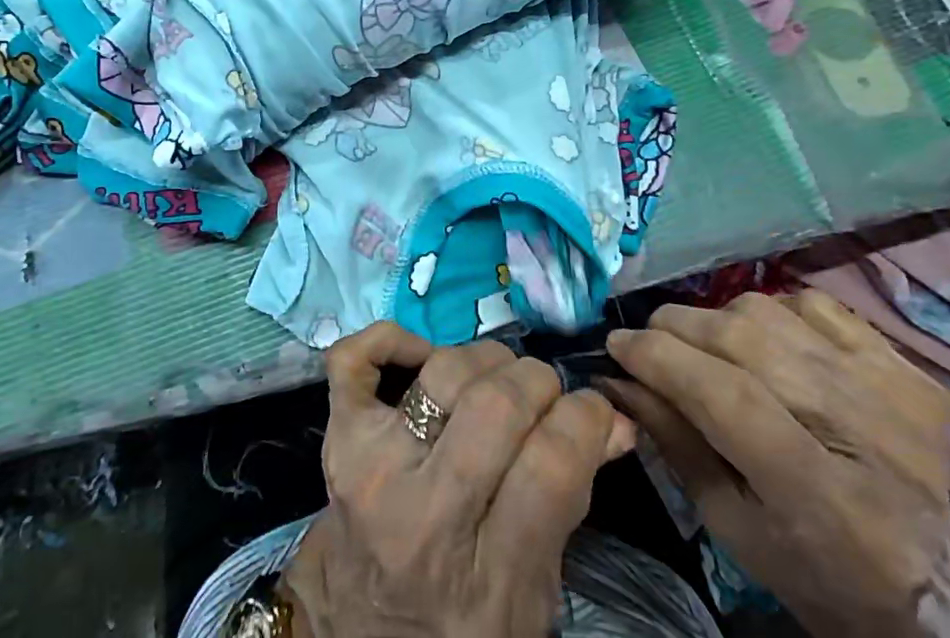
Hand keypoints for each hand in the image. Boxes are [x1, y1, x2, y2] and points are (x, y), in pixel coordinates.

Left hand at [281, 323, 634, 637]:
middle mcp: (421, 513)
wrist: (362, 632)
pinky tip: (423, 356)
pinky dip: (389, 339)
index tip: (591, 409)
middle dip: (537, 382)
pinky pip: (351, 361)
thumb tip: (612, 420)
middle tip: (544, 392)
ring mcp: (370, 467)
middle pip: (495, 407)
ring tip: (497, 380)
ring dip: (485, 360)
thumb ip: (570, 502)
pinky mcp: (337, 437)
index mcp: (486, 573)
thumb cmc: (459, 619)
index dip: (584, 419)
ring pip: (441, 373)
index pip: (550, 465)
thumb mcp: (533, 592)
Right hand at [600, 292, 949, 636]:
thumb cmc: (810, 566)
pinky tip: (762, 346)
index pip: (727, 396)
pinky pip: (815, 305)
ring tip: (702, 347)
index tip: (615, 345)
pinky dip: (770, 312)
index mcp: (826, 498)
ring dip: (716, 319)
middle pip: (748, 340)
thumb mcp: (726, 519)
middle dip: (676, 328)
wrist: (930, 587)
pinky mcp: (912, 373)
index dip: (659, 358)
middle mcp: (872, 437)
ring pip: (772, 311)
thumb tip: (614, 374)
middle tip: (647, 343)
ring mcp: (898, 394)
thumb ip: (671, 438)